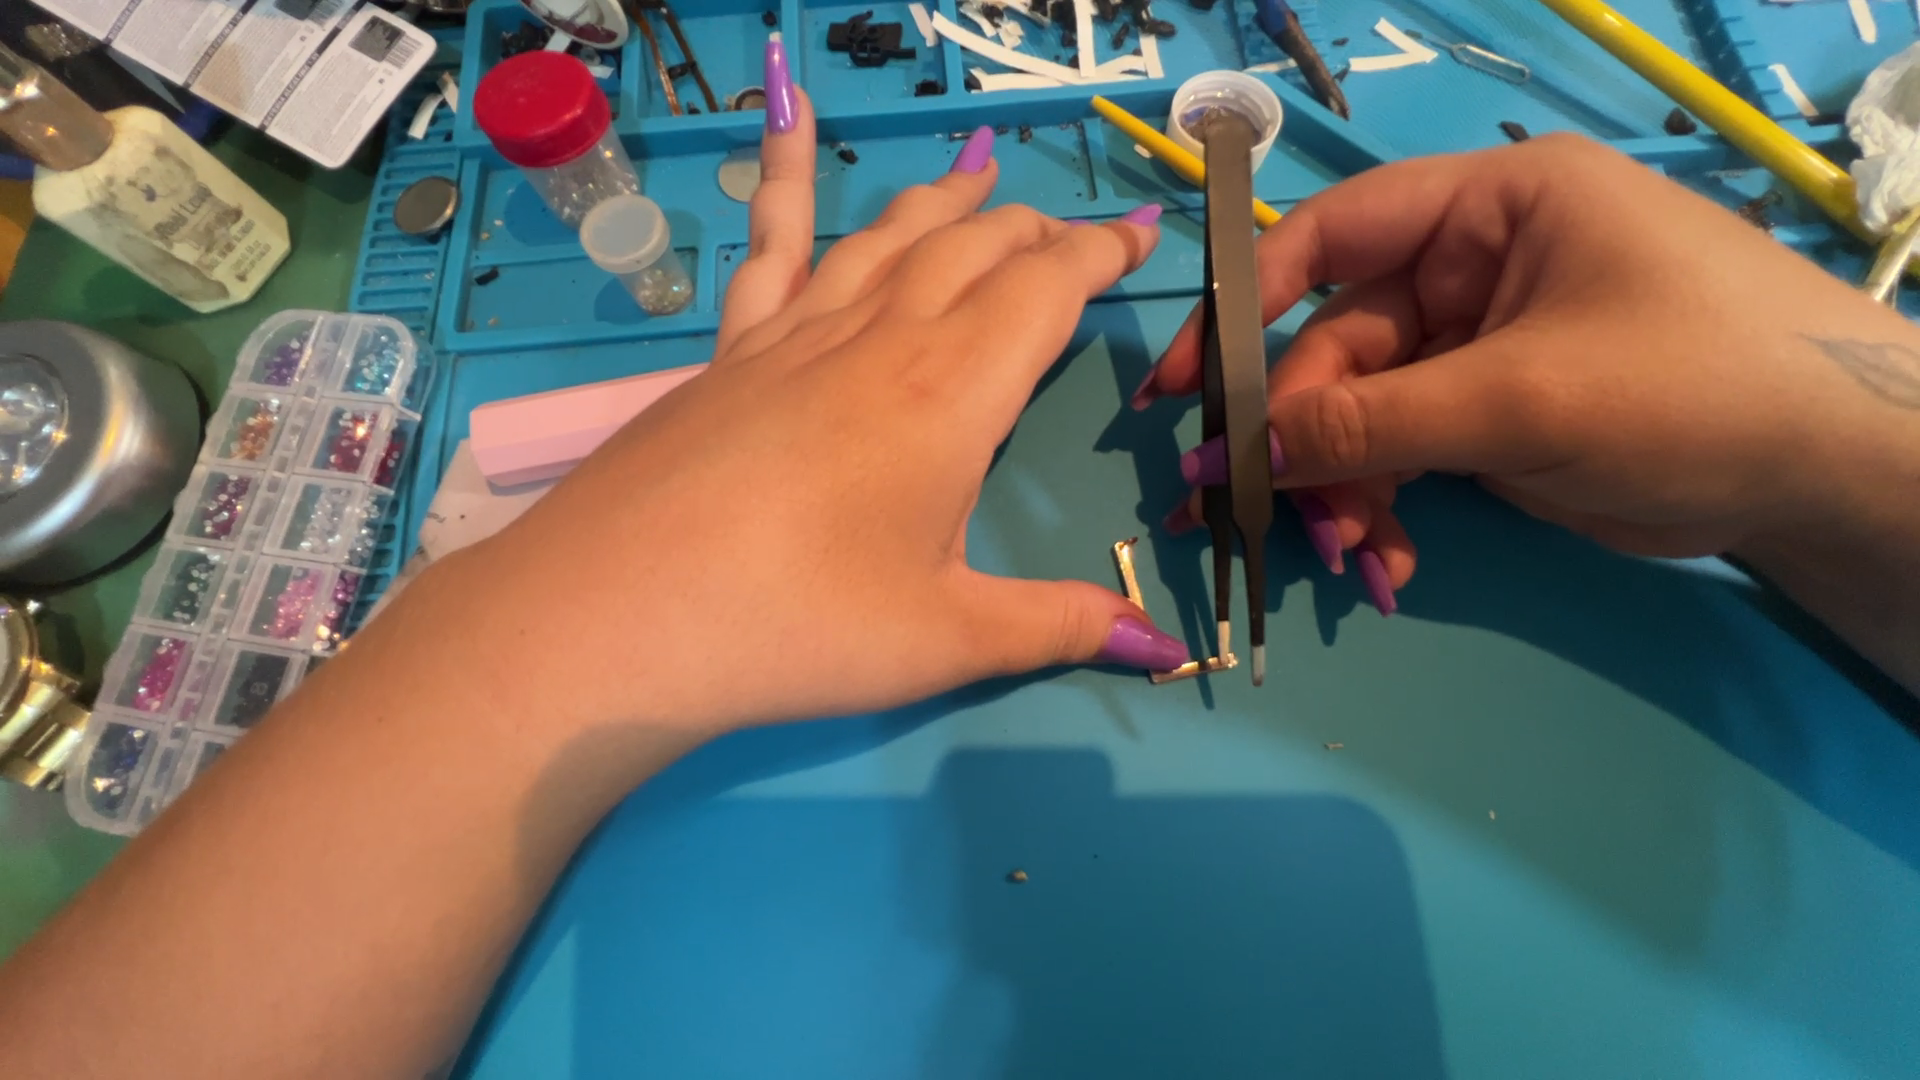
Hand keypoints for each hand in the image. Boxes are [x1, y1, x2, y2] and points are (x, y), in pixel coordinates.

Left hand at [367, 118, 1180, 744]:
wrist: (615, 619)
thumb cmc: (799, 627)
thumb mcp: (949, 639)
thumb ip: (1059, 627)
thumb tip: (1164, 649)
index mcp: (950, 393)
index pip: (1044, 290)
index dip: (1099, 255)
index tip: (1137, 235)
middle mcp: (877, 339)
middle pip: (972, 250)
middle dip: (1033, 233)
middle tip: (1067, 238)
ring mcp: (793, 336)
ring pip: (887, 237)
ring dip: (943, 203)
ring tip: (976, 177)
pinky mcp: (728, 354)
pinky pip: (769, 247)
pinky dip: (784, 176)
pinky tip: (782, 116)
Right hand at [1141, 134, 1919, 608]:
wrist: (1835, 480)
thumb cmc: (1696, 386)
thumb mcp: (1514, 398)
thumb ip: (1363, 423)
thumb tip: (1235, 457)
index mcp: (1482, 211)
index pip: (1326, 238)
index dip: (1241, 307)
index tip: (1183, 385)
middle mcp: (1460, 272)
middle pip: (1328, 355)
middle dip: (1300, 442)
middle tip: (1261, 512)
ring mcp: (1460, 351)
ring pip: (1348, 420)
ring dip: (1335, 492)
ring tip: (1344, 555)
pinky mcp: (1466, 418)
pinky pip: (1383, 460)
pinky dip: (1372, 511)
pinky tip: (1383, 563)